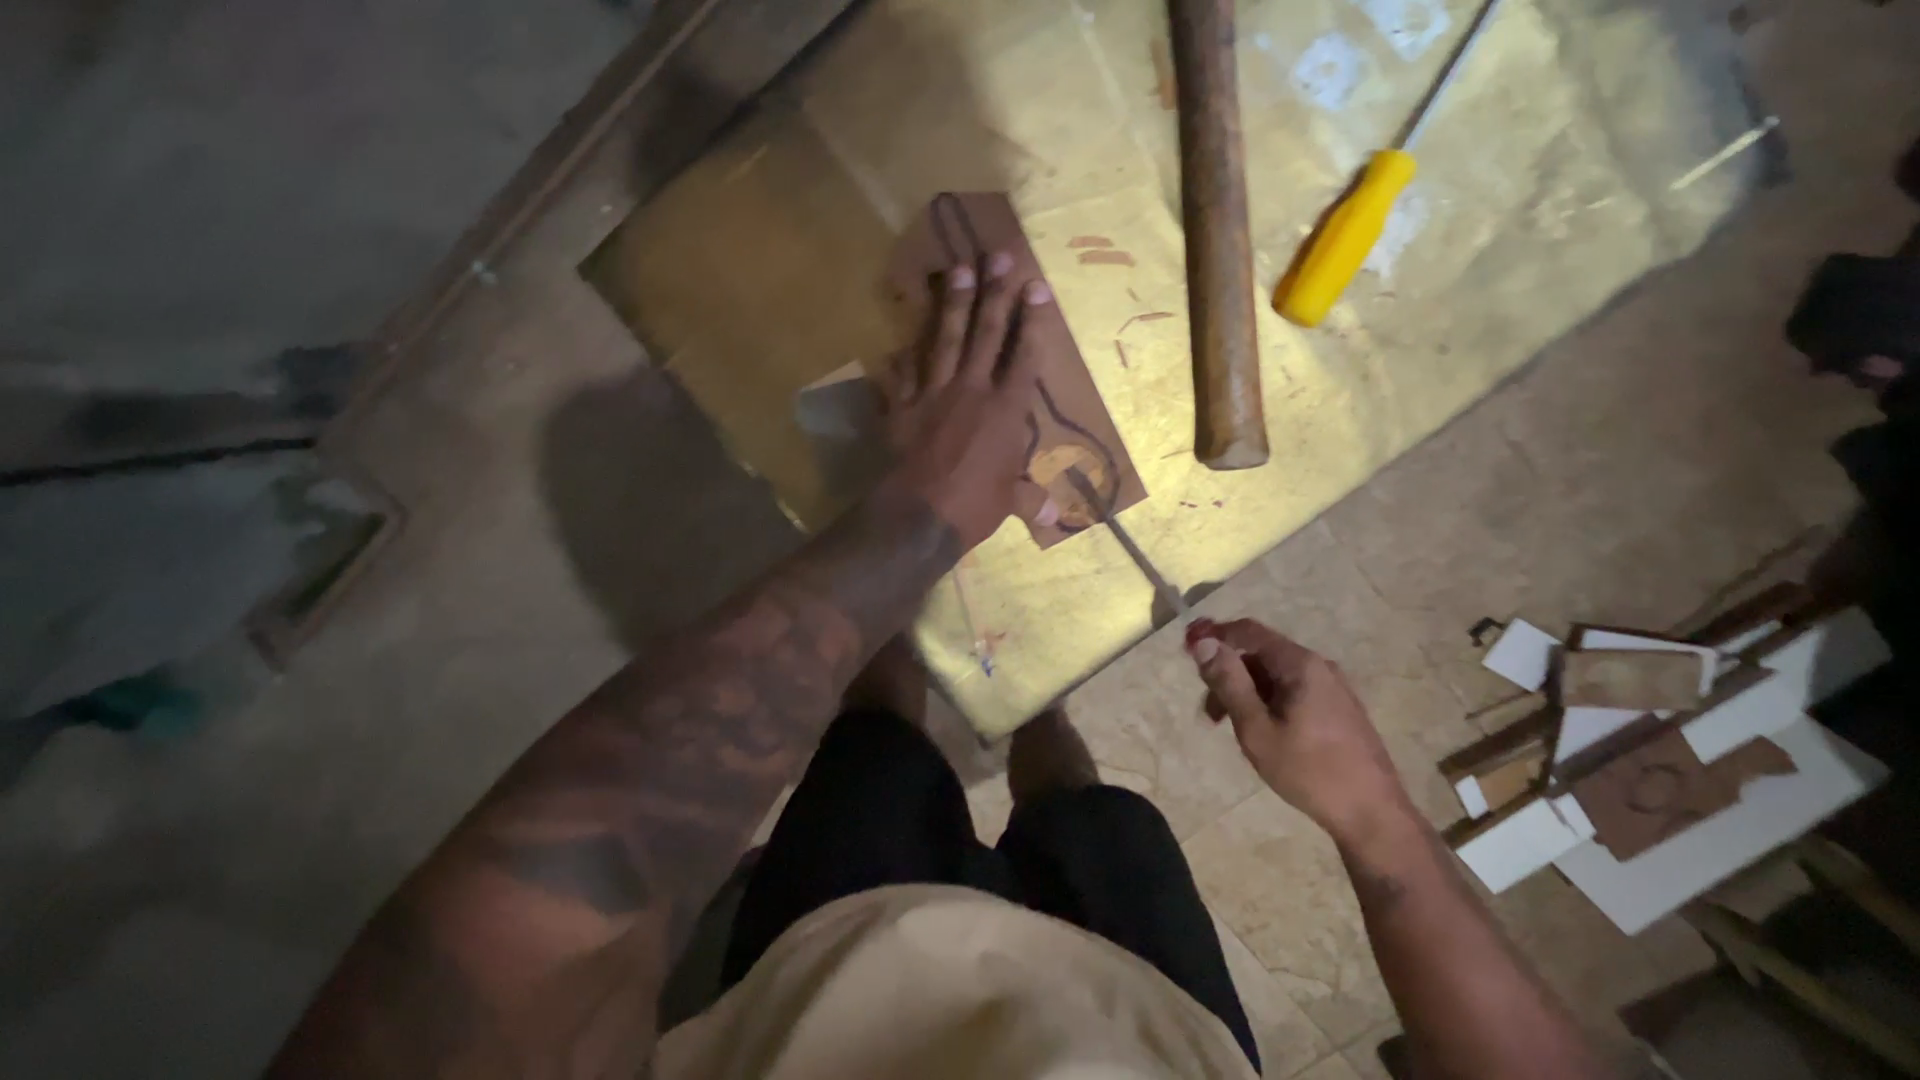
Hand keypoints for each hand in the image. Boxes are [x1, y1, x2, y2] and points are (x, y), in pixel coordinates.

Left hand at [881, 252, 1053, 549]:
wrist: (919, 514)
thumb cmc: (974, 507)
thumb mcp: (1009, 502)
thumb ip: (1028, 498)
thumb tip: (1049, 515)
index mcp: (1006, 411)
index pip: (1025, 356)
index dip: (1033, 321)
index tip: (1037, 287)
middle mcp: (972, 391)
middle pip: (986, 334)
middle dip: (995, 293)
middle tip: (999, 256)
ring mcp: (933, 394)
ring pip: (945, 340)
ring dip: (953, 304)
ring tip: (959, 268)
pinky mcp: (902, 407)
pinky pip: (902, 374)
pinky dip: (903, 357)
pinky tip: (901, 340)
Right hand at [1186, 618, 1415, 841]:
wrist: (1371, 813)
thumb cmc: (1308, 770)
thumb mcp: (1256, 728)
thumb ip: (1229, 683)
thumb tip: (1203, 643)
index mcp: (1300, 664)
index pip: (1248, 631)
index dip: (1214, 635)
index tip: (1186, 651)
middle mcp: (1319, 666)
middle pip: (1261, 654)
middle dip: (1229, 674)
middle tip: (1210, 713)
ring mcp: (1333, 687)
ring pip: (1276, 676)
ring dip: (1247, 692)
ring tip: (1233, 729)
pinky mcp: (1339, 708)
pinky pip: (1294, 691)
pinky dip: (1268, 702)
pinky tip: (1263, 733)